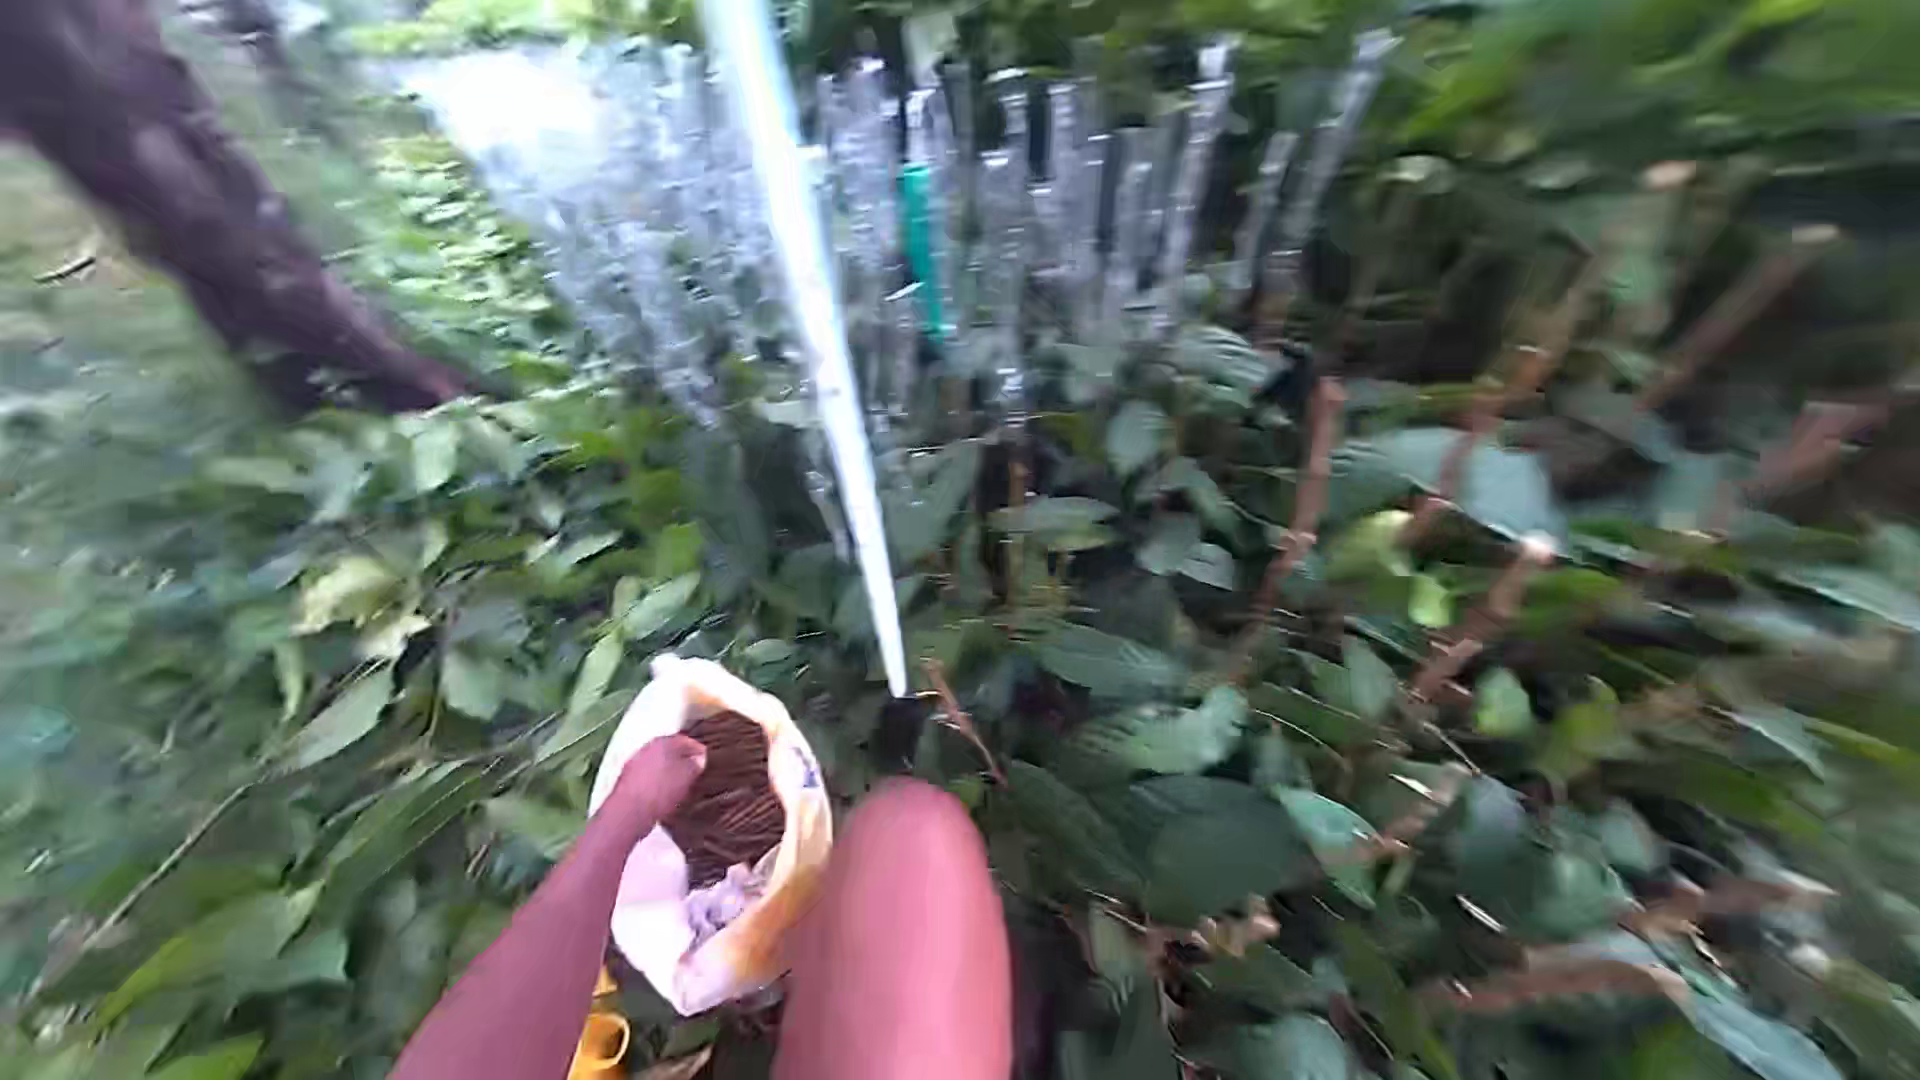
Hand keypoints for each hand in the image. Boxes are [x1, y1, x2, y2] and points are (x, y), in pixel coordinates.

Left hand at [605, 734, 706, 830]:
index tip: (705, 757)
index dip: (697, 748)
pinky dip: (656, 780)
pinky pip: (647, 776)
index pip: (685, 739)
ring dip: (667, 769)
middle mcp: (646, 748)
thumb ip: (696, 763)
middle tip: (693, 768)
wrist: (628, 813)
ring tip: (679, 782)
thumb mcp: (688, 775)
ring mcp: (633, 764)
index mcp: (663, 741)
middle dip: (681, 758)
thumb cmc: (663, 790)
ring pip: (657, 763)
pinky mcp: (625, 782)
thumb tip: (699, 759)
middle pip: (669, 749)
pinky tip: (662, 792)